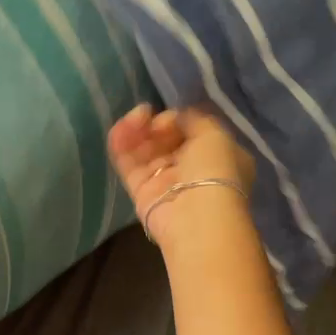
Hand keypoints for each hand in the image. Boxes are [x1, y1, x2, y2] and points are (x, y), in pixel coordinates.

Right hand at [108, 105, 256, 248]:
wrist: (195, 217)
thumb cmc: (214, 171)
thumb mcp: (214, 134)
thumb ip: (194, 120)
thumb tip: (177, 116)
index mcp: (216, 156)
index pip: (192, 132)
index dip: (180, 120)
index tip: (173, 116)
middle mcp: (190, 169)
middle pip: (166, 140)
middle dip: (157, 125)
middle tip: (152, 119)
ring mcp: (164, 182)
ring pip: (145, 151)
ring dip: (138, 131)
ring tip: (134, 119)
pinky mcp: (140, 193)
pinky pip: (128, 165)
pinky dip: (122, 146)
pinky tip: (119, 130)